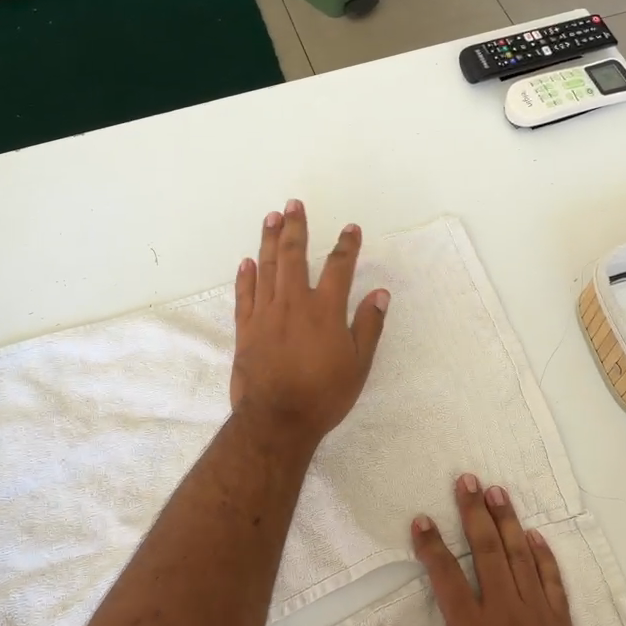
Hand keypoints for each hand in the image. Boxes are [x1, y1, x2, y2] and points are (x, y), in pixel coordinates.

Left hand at [230, 199, 390, 448]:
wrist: (276, 421)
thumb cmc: (324, 394)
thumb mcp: (359, 364)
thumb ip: (369, 325)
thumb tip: (380, 293)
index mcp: (325, 309)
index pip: (339, 266)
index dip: (347, 245)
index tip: (351, 228)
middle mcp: (294, 302)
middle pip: (293, 255)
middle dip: (295, 227)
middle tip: (294, 204)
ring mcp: (266, 314)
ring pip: (266, 267)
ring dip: (268, 240)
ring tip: (270, 217)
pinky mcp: (246, 329)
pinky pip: (245, 295)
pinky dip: (246, 276)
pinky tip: (247, 261)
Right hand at [376, 474, 598, 625]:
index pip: (447, 578)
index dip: (431, 546)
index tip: (420, 520)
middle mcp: (508, 617)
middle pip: (487, 552)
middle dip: (474, 513)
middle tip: (467, 479)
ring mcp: (540, 619)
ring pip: (521, 557)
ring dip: (508, 521)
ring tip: (498, 491)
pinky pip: (554, 582)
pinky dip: (544, 556)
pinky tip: (535, 536)